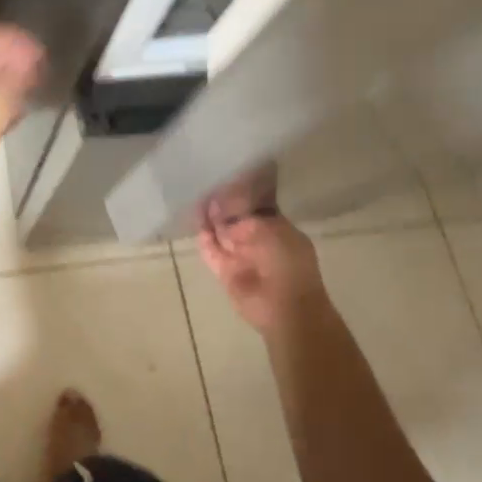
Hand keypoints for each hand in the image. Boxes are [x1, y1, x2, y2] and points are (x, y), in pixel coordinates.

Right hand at [195, 168, 326, 335]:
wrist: (285, 309)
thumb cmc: (288, 265)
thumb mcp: (274, 229)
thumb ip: (247, 213)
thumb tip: (224, 201)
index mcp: (277, 228)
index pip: (256, 203)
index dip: (242, 190)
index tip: (227, 173)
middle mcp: (257, 239)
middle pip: (235, 216)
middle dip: (223, 201)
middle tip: (206, 179)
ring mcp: (240, 255)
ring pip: (221, 231)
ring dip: (210, 216)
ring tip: (196, 192)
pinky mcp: (225, 269)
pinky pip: (210, 249)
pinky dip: (203, 236)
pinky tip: (194, 217)